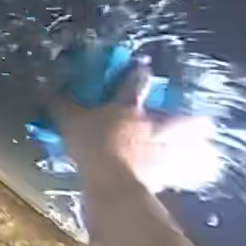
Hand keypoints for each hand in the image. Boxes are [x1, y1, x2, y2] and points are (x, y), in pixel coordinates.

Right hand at [47, 60, 221, 192]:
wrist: (116, 178)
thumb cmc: (91, 144)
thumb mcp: (67, 120)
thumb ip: (59, 103)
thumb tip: (43, 86)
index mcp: (130, 107)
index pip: (134, 84)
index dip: (136, 74)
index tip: (141, 66)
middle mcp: (159, 123)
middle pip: (187, 116)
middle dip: (191, 118)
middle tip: (187, 120)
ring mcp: (176, 147)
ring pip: (201, 142)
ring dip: (201, 144)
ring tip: (197, 147)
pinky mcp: (184, 170)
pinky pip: (199, 169)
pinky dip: (198, 170)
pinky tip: (192, 172)